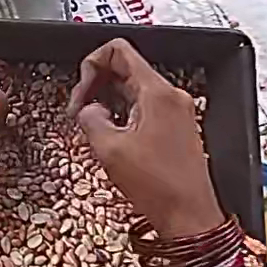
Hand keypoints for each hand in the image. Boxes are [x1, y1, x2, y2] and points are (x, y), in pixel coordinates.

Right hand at [67, 40, 224, 236]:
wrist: (188, 215)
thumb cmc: (154, 184)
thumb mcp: (108, 149)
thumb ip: (91, 118)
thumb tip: (88, 109)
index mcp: (157, 93)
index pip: (120, 51)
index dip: (91, 64)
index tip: (80, 91)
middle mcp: (170, 95)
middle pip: (124, 68)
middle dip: (94, 84)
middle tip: (78, 111)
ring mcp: (175, 110)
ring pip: (131, 88)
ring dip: (106, 100)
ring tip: (91, 126)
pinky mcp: (174, 126)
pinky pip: (142, 105)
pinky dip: (120, 112)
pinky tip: (109, 135)